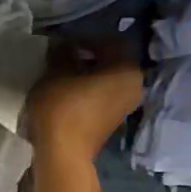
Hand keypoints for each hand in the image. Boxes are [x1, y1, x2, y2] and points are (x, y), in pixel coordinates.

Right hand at [26, 46, 145, 159]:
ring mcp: (125, 107)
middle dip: (88, 57)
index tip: (63, 43)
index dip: (86, 39)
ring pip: (107, 81)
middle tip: (63, 57)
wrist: (63, 152)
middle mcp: (134, 86)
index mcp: (127, 69)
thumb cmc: (63, 106)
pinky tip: (67, 93)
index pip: (111, 42)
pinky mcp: (111, 122)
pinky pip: (102, 97)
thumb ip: (62, 53)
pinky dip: (88, 91)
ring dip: (86, 75)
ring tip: (62, 75)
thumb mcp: (56, 73)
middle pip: (112, 63)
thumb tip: (64, 44)